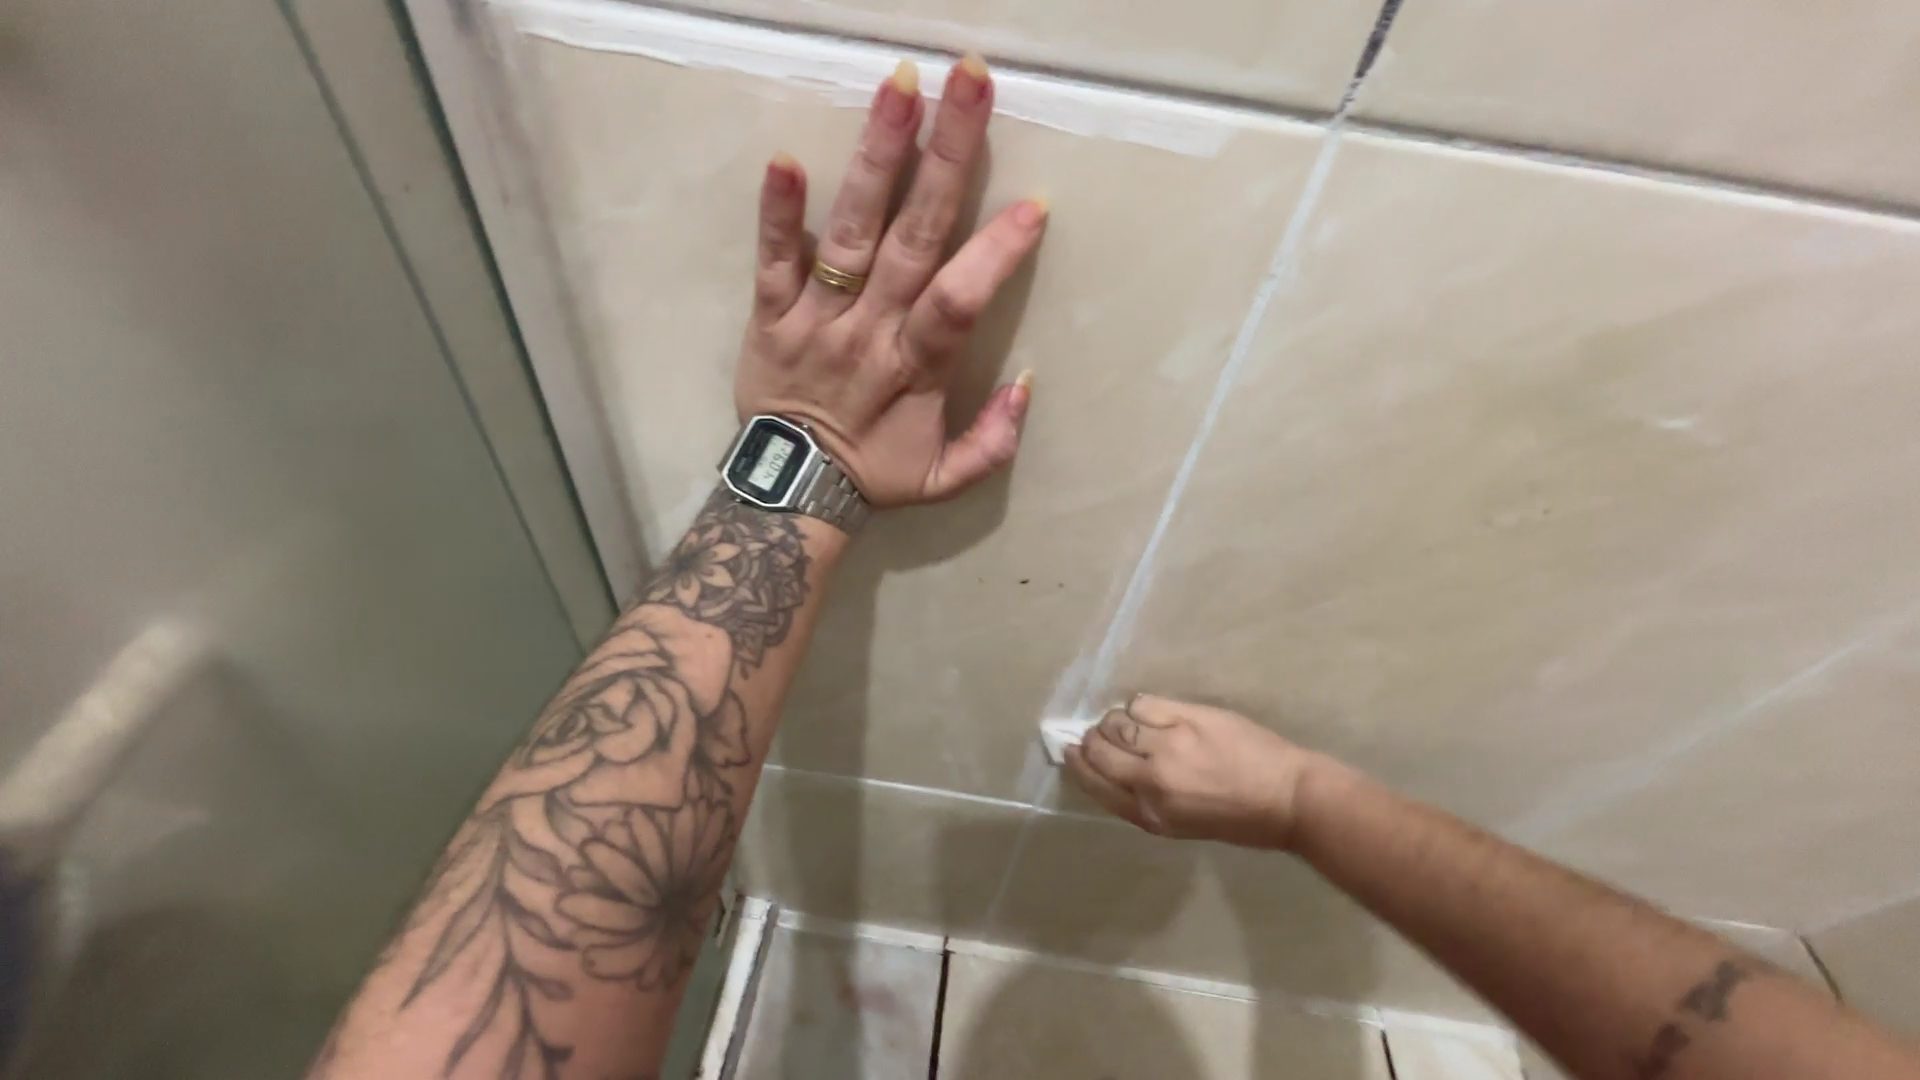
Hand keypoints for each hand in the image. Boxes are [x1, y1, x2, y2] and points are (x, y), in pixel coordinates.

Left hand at [736, 55, 1047, 508]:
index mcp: (913, 369)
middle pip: (911, 242)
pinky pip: (773, 261)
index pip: (958, 302)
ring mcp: (815, 318)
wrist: (792, 489)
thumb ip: (995, 441)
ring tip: (898, 89)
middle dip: (944, 162)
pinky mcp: (770, 314)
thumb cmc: (875, 475)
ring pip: (849, 235)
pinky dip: (777, 214)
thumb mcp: (946, 480)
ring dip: (875, 161)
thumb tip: (1025, 383)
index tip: (1033, 204)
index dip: (994, 254)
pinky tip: (785, 159)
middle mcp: (868, 331)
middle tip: (968, 84)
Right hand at [1064, 695, 1327, 849]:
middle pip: (1098, 749)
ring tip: (1131, 722)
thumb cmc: (1237, 819)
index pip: (1094, 782)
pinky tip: (1154, 713)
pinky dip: (1140, 707)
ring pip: (1117, 721)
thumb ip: (1141, 799)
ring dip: (1116, 720)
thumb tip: (1108, 768)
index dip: (1077, 763)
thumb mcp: (1180, 825)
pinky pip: (1143, 703)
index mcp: (1149, 814)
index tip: (1070, 750)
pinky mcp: (1186, 718)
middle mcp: (1151, 781)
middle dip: (1092, 739)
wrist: (1290, 798)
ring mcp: (1168, 746)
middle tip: (1098, 732)